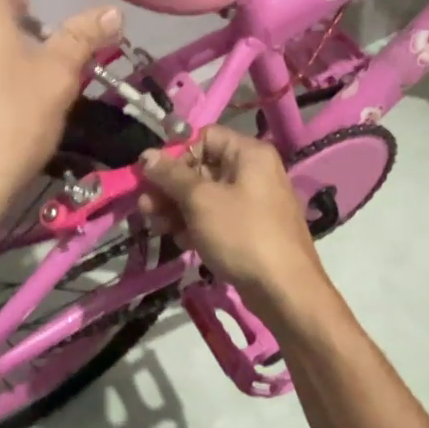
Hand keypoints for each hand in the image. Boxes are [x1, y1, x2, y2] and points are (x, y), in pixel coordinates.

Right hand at [138, 126, 328, 302]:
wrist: (284, 290)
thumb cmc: (242, 234)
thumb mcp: (201, 201)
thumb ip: (171, 176)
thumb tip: (146, 155)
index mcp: (249, 153)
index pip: (204, 137)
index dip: (175, 154)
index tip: (151, 176)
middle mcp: (253, 172)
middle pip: (202, 168)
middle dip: (170, 188)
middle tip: (144, 207)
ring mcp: (253, 202)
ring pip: (206, 196)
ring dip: (177, 209)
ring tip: (157, 227)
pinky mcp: (250, 230)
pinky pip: (216, 218)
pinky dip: (196, 226)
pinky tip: (182, 242)